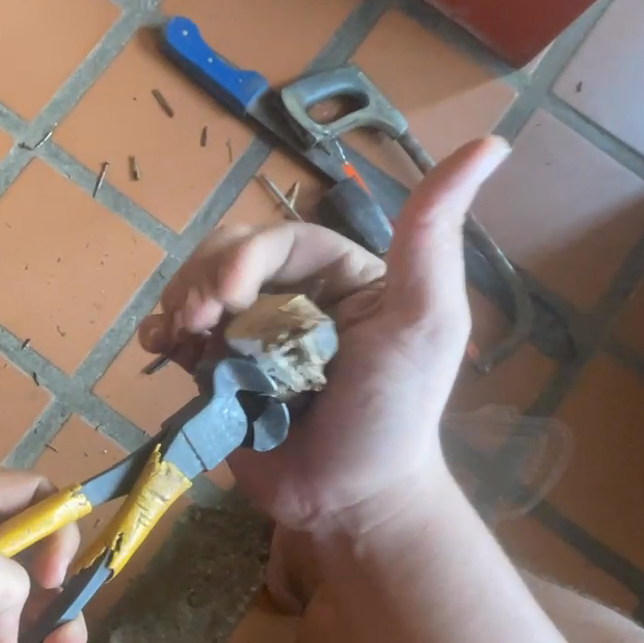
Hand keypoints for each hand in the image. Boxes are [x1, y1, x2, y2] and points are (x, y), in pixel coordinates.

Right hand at [138, 138, 510, 533]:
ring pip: (197, 294)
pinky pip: (181, 342)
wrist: (346, 499)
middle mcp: (289, 301)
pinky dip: (161, 334)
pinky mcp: (217, 377)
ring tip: (174, 335)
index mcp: (340, 279)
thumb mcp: (424, 324)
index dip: (245, 256)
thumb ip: (430, 241)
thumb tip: (487, 143)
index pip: (281, 241)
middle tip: (197, 318)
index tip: (226, 294)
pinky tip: (156, 344)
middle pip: (228, 259)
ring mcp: (247, 341)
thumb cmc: (391, 416)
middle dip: (203, 279)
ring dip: (177, 304)